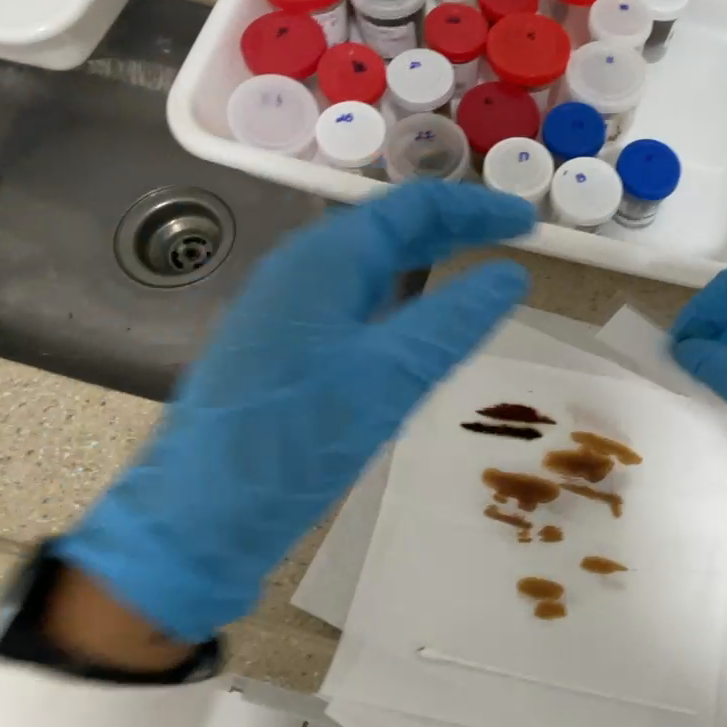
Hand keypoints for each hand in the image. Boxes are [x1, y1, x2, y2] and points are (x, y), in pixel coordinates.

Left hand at [54, 182, 536, 641]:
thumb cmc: (293, 441)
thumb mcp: (389, 378)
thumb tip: (511, 275)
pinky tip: (419, 327)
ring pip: (372, 268)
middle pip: (391, 229)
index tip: (530, 226)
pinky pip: (355, 304)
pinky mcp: (282, 350)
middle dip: (456, 229)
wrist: (195, 520)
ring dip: (428, 262)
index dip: (477, 210)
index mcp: (325, 260)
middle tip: (515, 243)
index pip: (414, 207)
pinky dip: (401, 300)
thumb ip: (454, 320)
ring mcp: (287, 311)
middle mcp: (302, 271)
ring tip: (477, 274)